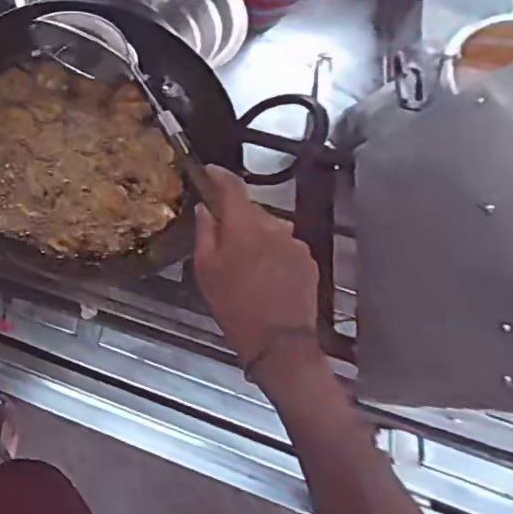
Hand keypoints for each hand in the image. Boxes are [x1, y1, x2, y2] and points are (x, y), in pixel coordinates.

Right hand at [193, 164, 320, 364]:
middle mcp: (273, 226)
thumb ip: (205, 233)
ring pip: (268, 227)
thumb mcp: (206, 270)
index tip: (209, 172)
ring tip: (242, 263)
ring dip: (254, 236)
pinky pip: (283, 244)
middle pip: (250, 209)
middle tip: (219, 238)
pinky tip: (262, 273)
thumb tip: (205, 210)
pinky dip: (271, 250)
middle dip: (235, 217)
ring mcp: (294, 242)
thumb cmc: (234, 305)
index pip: (233, 186)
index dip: (220, 175)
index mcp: (244, 226)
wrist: (279, 342)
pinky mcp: (307, 259)